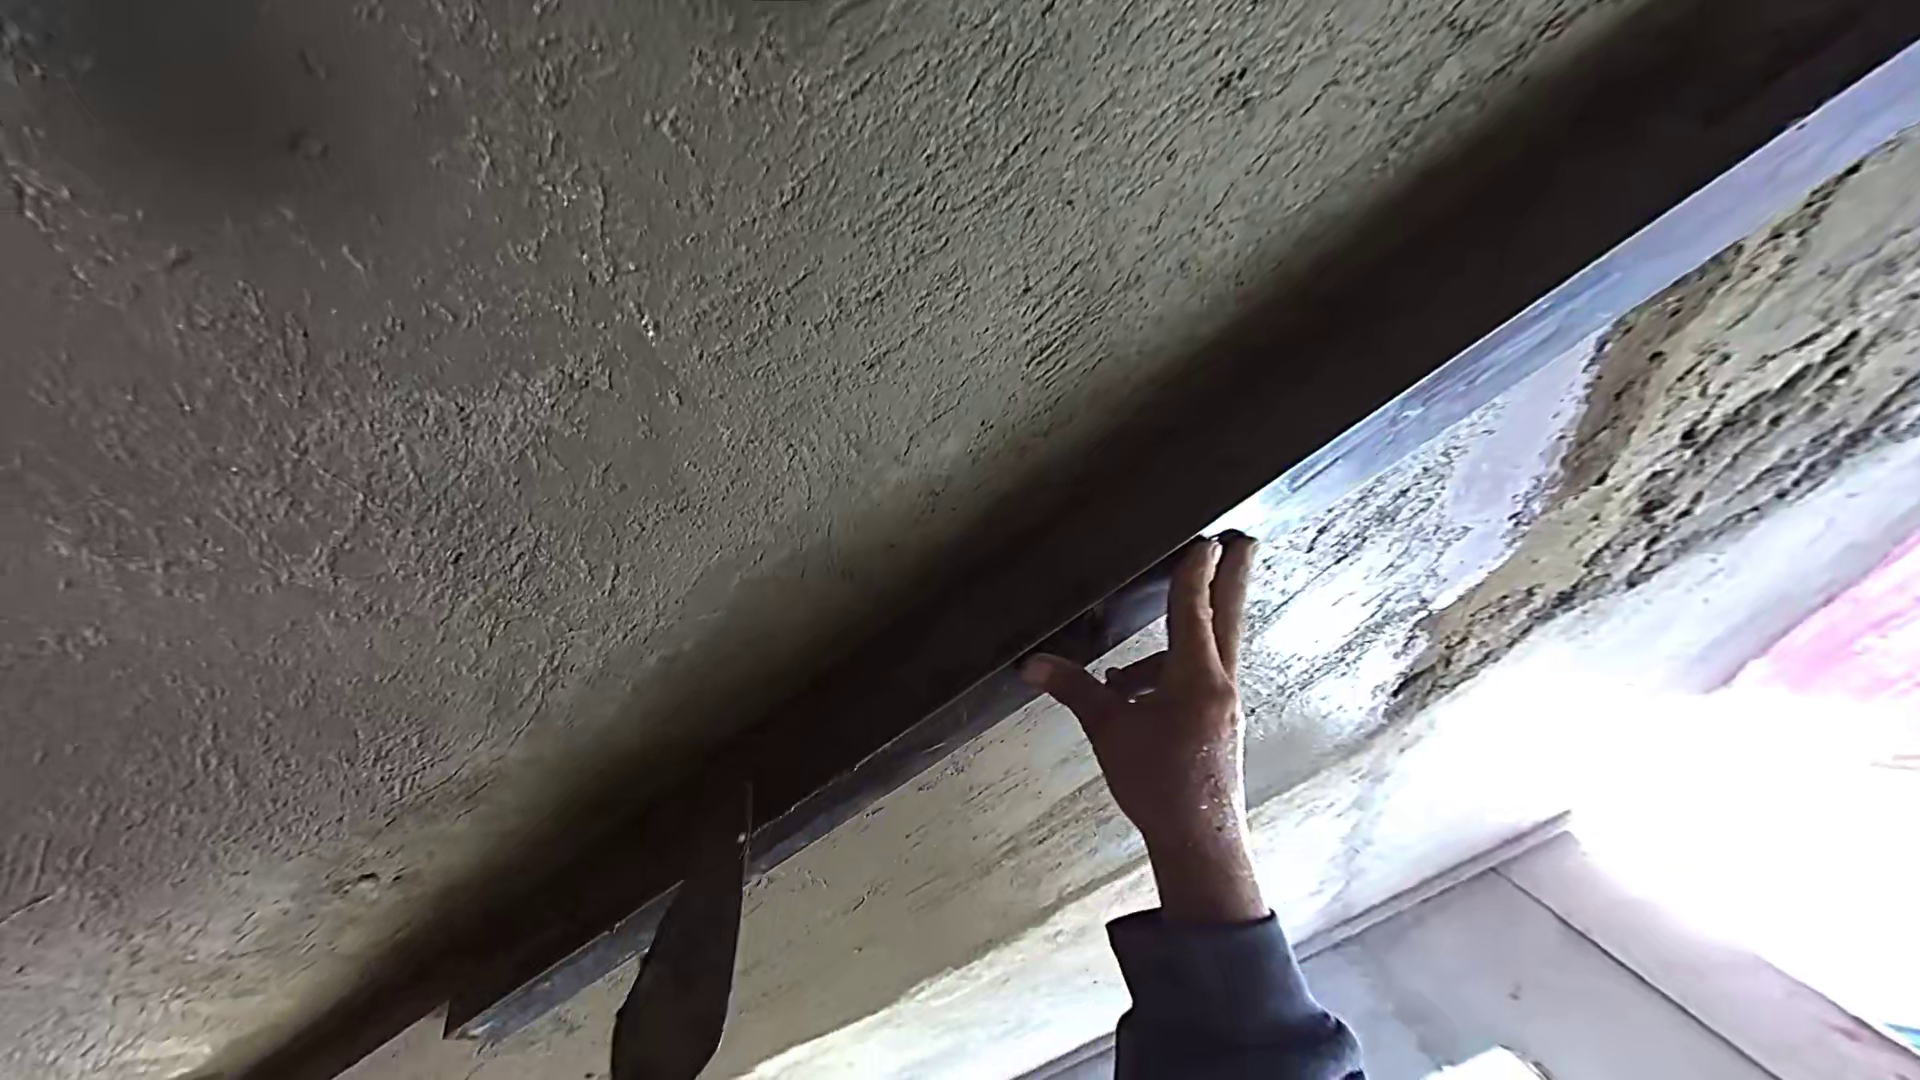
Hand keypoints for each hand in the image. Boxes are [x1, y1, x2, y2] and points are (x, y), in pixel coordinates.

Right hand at [1021, 533, 1264, 922]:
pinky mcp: (1218, 721)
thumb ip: (1073, 689)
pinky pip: (1197, 679)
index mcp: (1196, 678)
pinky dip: (1165, 675)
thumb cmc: (1159, 785)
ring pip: (1206, 652)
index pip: (1194, 610)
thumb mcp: (1109, 730)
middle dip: (1232, 577)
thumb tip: (1031, 665)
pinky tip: (1131, 699)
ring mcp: (1223, 704)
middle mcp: (1219, 684)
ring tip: (1119, 677)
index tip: (1208, 541)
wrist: (1199, 843)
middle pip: (1228, 616)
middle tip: (1246, 542)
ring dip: (1173, 644)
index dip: (1195, 572)